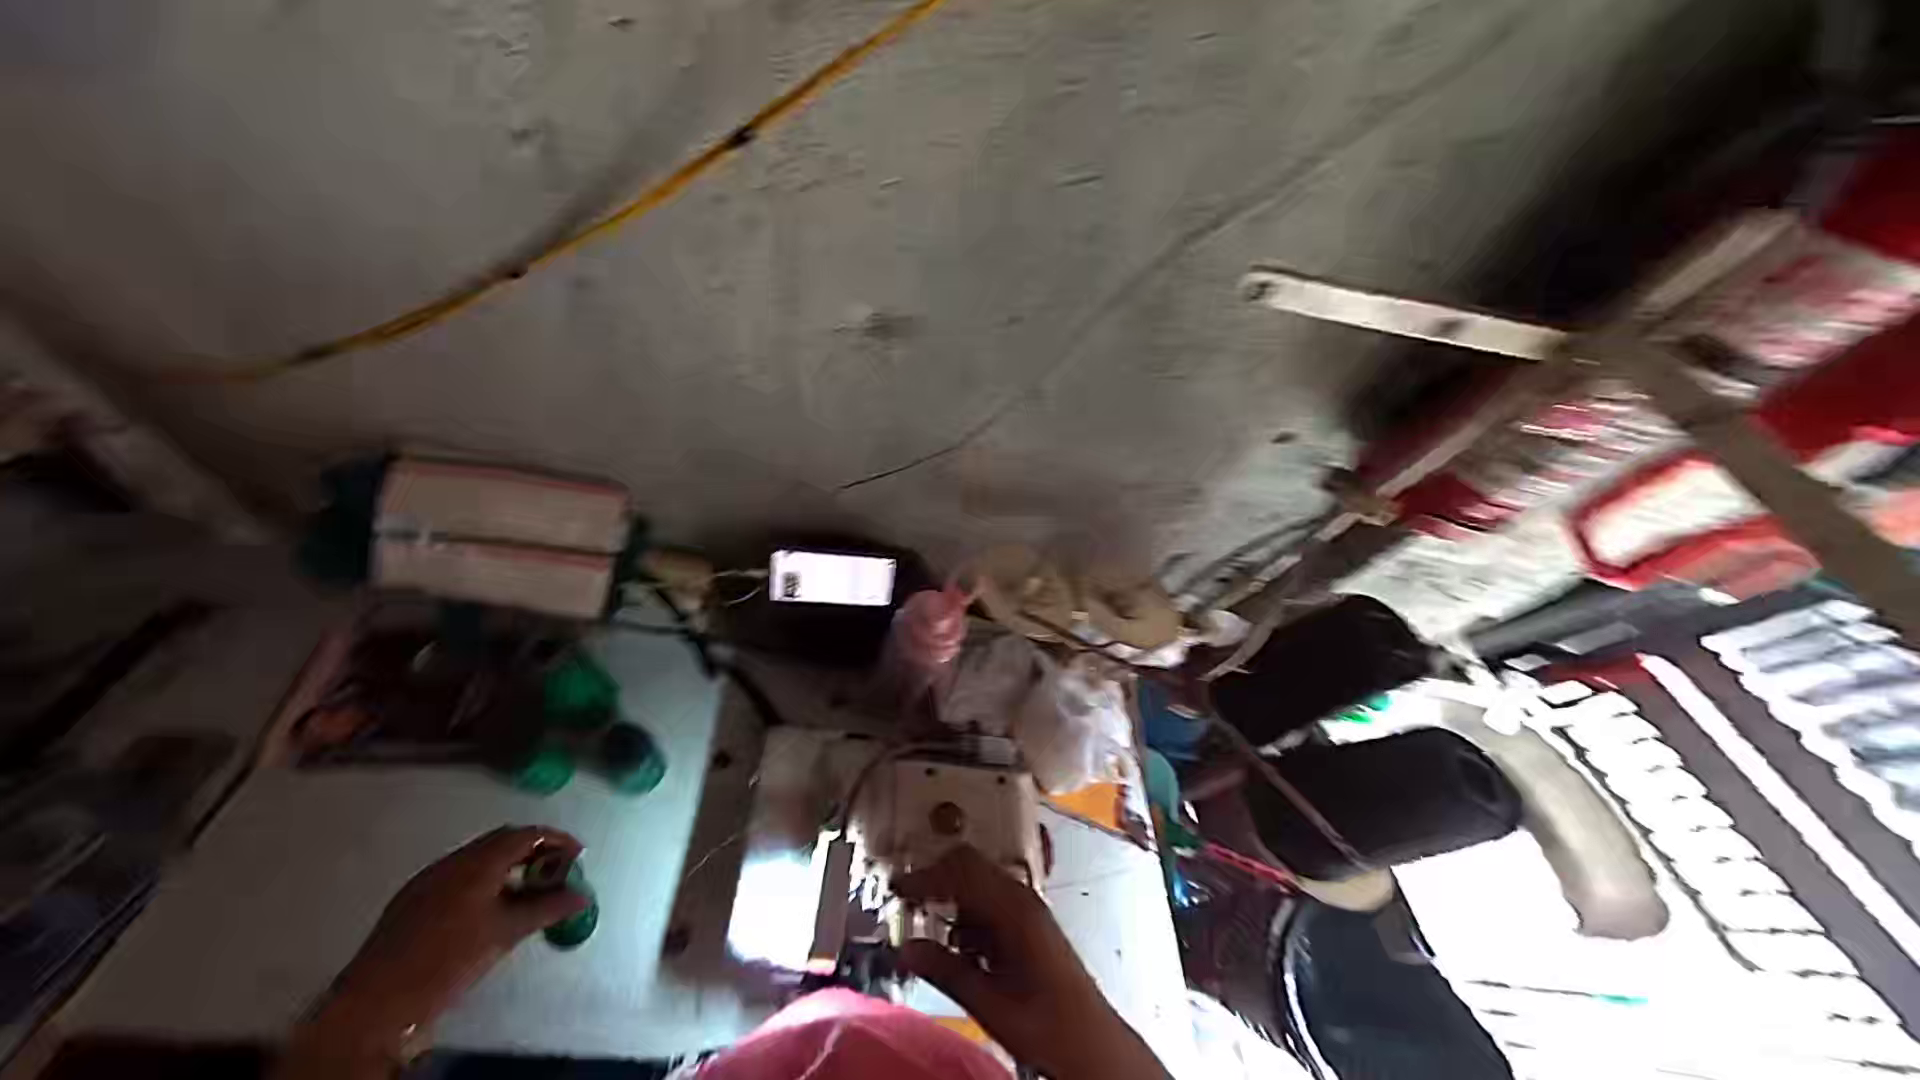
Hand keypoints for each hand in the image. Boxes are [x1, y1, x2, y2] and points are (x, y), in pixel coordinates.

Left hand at [280, 826, 587, 1074]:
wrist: (373, 1005)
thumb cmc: (449, 961)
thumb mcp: (507, 934)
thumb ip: (548, 908)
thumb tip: (582, 896)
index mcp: (478, 862)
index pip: (528, 834)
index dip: (558, 841)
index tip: (577, 857)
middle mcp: (453, 861)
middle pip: (504, 840)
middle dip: (535, 850)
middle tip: (556, 872)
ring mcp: (428, 878)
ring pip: (480, 857)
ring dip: (509, 865)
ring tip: (528, 890)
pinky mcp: (412, 898)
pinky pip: (459, 874)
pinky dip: (485, 878)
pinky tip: (490, 906)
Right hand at [895, 845, 1168, 1079]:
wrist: (1094, 1045)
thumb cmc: (1047, 1027)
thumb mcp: (991, 1005)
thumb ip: (946, 972)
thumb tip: (905, 948)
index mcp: (1015, 909)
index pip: (961, 871)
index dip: (925, 877)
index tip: (897, 887)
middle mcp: (1022, 898)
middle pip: (969, 865)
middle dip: (935, 879)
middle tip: (907, 902)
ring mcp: (1027, 907)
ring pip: (977, 882)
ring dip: (950, 899)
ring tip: (928, 929)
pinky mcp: (1028, 922)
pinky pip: (988, 901)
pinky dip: (966, 915)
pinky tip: (959, 947)